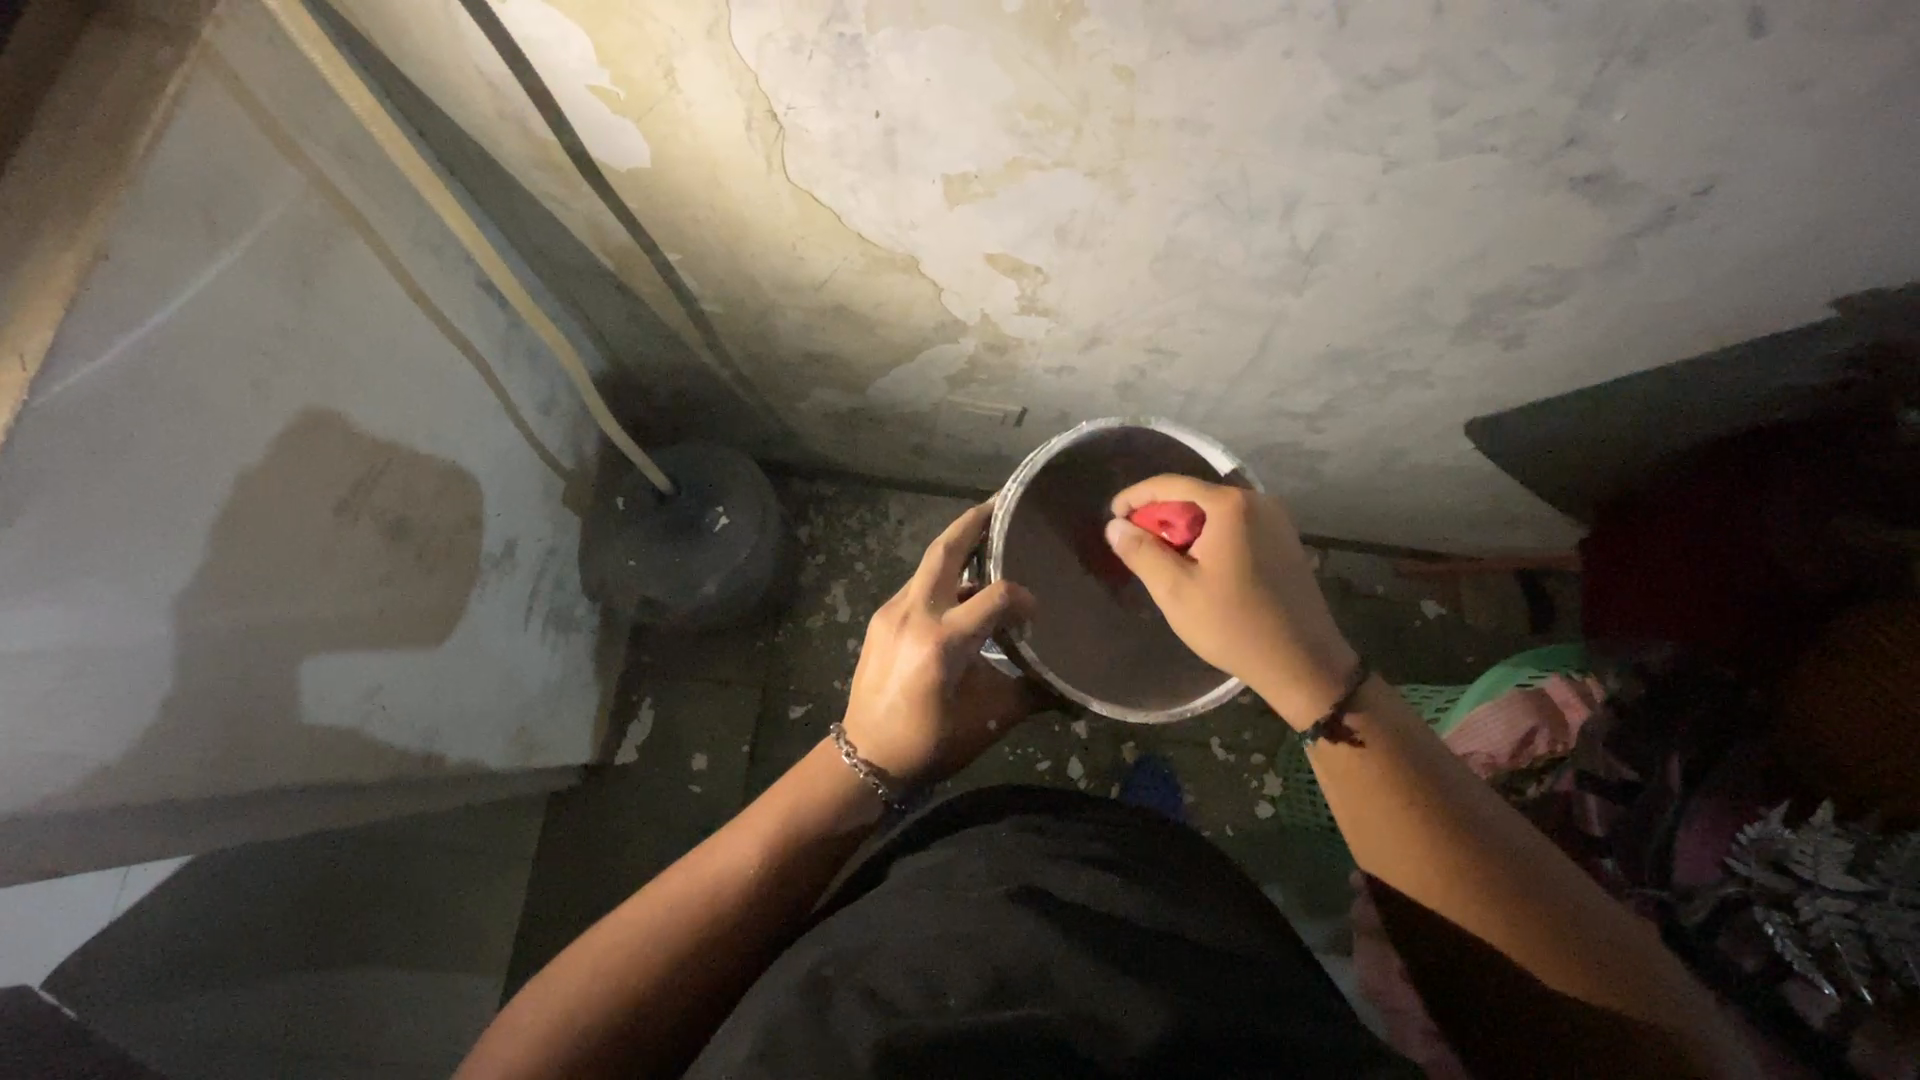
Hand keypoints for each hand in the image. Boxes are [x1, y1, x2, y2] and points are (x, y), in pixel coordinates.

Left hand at [840, 501, 1037, 790]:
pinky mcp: (881, 619)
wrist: (866, 756)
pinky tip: (961, 588)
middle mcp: (915, 614)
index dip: (1023, 598)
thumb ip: (1033, 694)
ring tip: (988, 541)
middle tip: (1002, 504)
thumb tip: (1075, 691)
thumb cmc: (931, 741)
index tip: (1035, 613)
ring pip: (929, 565)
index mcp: (944, 641)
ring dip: (958, 549)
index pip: (996, 595)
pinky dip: (942, 578)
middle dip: (974, 521)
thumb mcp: (990, 719)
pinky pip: (917, 586)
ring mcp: (892, 612)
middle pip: (946, 549)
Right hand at [1105, 475, 1356, 727]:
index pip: (1171, 485)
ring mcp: (1277, 520)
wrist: (1302, 662)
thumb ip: (1141, 551)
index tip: (1113, 517)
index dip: (1136, 497)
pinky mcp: (1285, 541)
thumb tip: (1115, 526)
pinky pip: (1236, 527)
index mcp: (1230, 506)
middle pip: (1195, 496)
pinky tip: (1199, 566)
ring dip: (1185, 529)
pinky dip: (1210, 537)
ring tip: (1164, 560)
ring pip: (1215, 513)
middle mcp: (1257, 502)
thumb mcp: (1175, 590)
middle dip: (1161, 516)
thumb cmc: (1232, 624)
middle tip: (1137, 546)